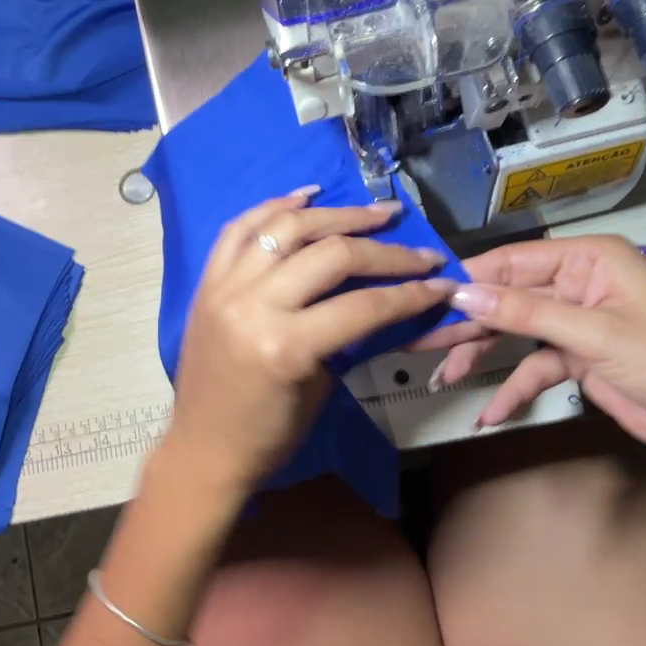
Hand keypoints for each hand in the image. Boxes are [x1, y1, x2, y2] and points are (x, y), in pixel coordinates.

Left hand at [164, 188, 456, 490]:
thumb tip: (390, 296)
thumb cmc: (268, 435)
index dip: (411, 292)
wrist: (202, 449)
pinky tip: (306, 196)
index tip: (442, 282)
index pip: (363, 305)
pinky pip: (239, 230)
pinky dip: (273, 207)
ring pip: (286, 227)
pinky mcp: (206, 282)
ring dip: (335, 214)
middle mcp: (252, 305)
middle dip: (385, 250)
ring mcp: (223, 288)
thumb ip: (350, 336)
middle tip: (419, 248)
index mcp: (284, 346)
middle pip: (330, 255)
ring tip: (376, 212)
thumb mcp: (320, 388)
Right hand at [412, 236, 645, 462]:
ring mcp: (576, 322)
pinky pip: (533, 367)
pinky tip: (491, 413)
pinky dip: (513, 388)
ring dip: (480, 356)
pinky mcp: (577, 358)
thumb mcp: (596, 334)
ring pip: (513, 332)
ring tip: (442, 377)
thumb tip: (462, 294)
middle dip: (467, 321)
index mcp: (589, 259)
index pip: (514, 261)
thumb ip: (526, 313)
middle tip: (418, 338)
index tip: (425, 297)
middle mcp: (578, 283)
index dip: (470, 278)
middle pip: (507, 298)